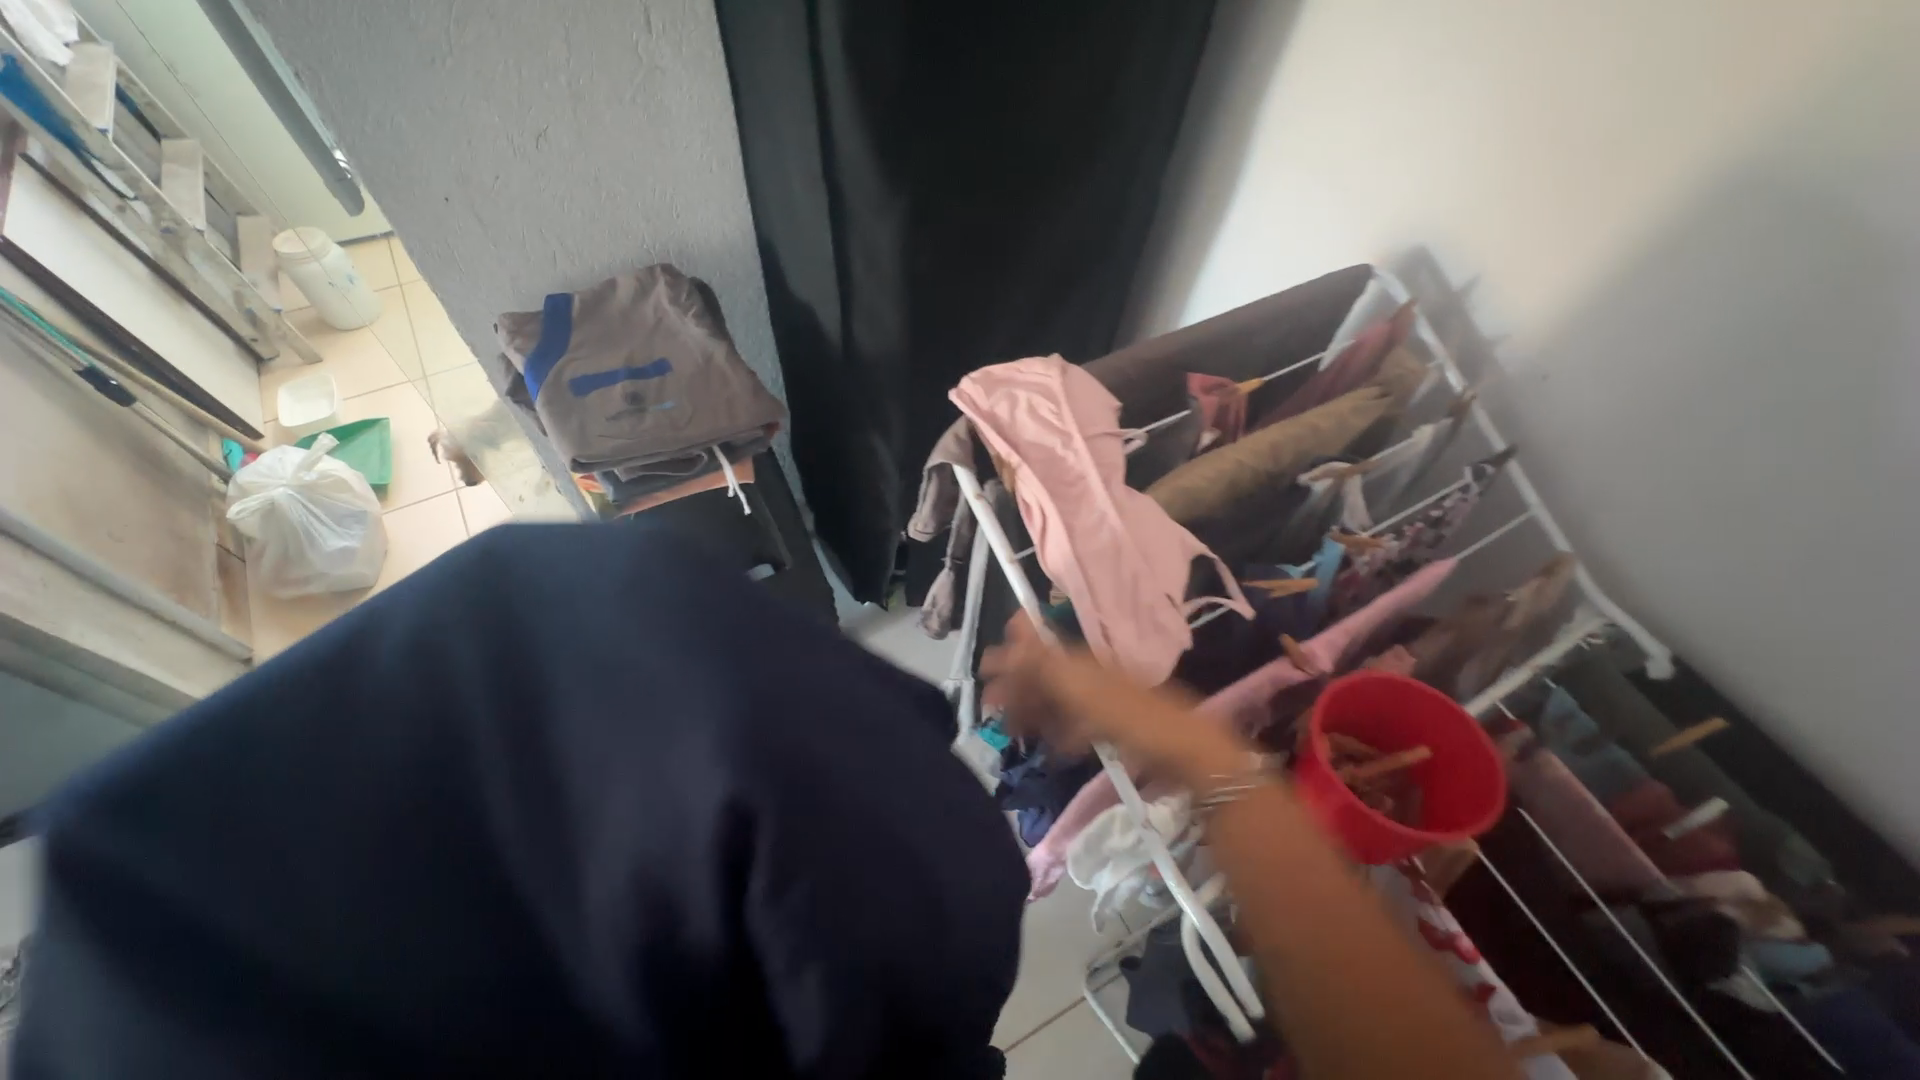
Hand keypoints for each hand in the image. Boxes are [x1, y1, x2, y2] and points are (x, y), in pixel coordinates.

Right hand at [981, 615, 1253, 787]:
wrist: (1186, 751)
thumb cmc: (1132, 717)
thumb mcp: (1084, 688)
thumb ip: (1045, 661)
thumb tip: (1013, 628)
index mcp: (1081, 661)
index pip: (1039, 647)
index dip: (1013, 651)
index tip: (986, 667)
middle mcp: (1090, 675)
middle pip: (1045, 676)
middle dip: (1017, 688)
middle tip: (989, 707)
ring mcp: (1102, 701)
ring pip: (1058, 702)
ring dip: (1034, 713)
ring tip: (1013, 732)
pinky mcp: (1114, 726)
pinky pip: (1077, 725)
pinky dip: (1060, 734)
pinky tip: (1053, 750)